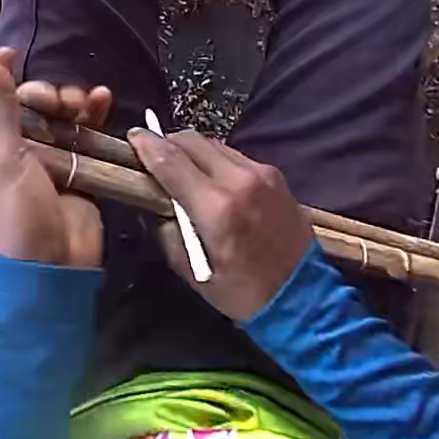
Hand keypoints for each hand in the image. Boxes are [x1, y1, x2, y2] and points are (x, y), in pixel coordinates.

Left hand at [0, 49, 103, 267]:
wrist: (54, 268)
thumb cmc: (14, 213)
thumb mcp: (0, 156)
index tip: (13, 53)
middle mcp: (8, 147)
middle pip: (26, 102)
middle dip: (43, 93)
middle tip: (52, 100)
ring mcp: (43, 156)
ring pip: (56, 113)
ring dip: (70, 100)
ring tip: (81, 103)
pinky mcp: (74, 166)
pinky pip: (82, 131)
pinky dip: (92, 113)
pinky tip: (103, 100)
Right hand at [129, 128, 312, 319]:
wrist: (307, 302)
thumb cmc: (243, 293)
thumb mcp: (191, 270)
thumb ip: (166, 228)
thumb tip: (153, 198)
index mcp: (216, 208)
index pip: (169, 159)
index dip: (146, 143)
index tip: (132, 137)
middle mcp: (239, 181)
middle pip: (190, 140)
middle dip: (167, 142)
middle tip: (154, 155)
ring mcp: (261, 174)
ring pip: (212, 143)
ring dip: (191, 150)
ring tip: (182, 168)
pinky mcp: (274, 174)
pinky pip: (232, 154)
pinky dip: (214, 160)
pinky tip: (211, 179)